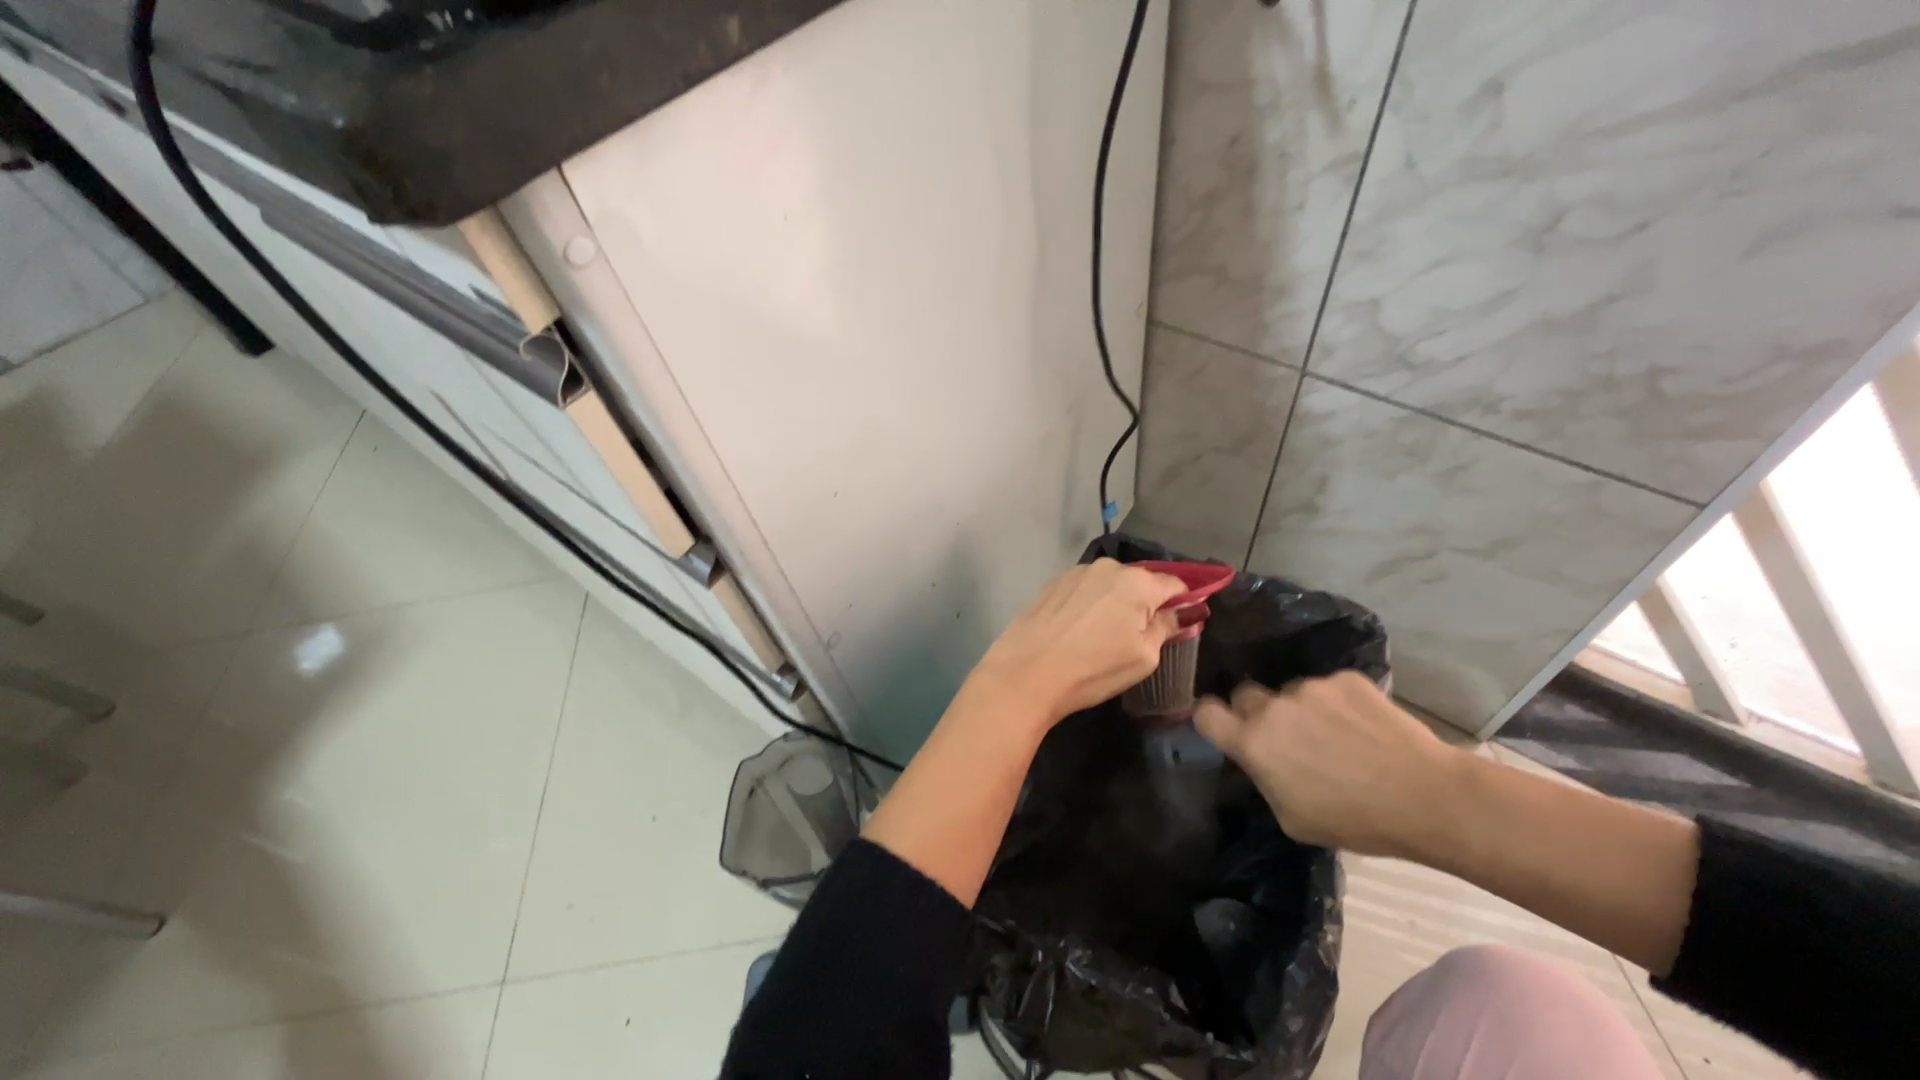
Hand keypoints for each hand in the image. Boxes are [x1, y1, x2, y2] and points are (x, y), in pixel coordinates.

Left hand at [964, 558, 1186, 727]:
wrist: (1025, 674)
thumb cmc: (1093, 669)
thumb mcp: (1143, 657)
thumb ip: (1166, 627)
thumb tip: (1183, 611)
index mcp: (1137, 583)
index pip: (1174, 584)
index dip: (1182, 602)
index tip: (1179, 622)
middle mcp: (1107, 567)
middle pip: (1139, 582)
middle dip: (1144, 604)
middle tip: (1135, 638)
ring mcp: (1075, 572)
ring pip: (1109, 585)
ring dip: (1114, 603)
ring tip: (1102, 636)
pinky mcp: (1051, 584)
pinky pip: (1083, 590)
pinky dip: (1088, 605)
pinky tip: (1077, 631)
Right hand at [1193, 671, 1466, 856]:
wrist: (1425, 795)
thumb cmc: (1355, 820)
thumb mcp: (1292, 818)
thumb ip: (1266, 779)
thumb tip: (1266, 762)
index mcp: (1254, 743)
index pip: (1206, 712)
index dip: (1209, 718)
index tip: (1222, 727)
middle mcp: (1274, 707)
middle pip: (1245, 695)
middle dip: (1256, 713)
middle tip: (1285, 738)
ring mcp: (1312, 688)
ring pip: (1292, 694)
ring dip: (1302, 711)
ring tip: (1338, 738)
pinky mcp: (1347, 679)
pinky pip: (1329, 689)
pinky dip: (1338, 705)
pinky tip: (1364, 729)